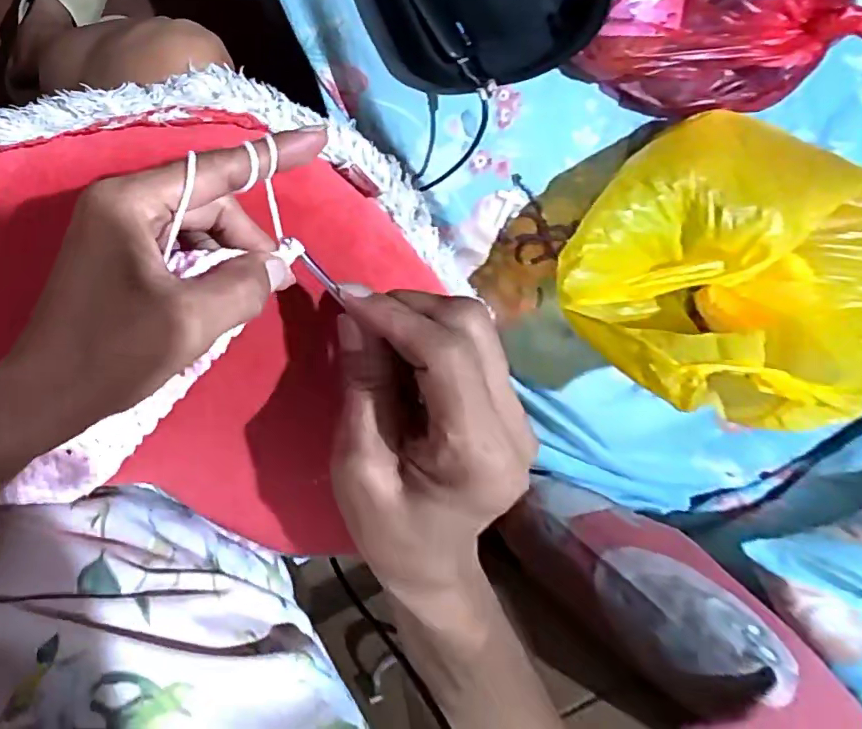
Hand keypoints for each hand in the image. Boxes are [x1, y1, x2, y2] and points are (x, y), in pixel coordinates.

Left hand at [0, 127, 326, 446]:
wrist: (40, 395)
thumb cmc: (109, 354)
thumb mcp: (189, 321)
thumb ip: (243, 284)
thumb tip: (274, 266)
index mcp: (129, 201)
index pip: (214, 169)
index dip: (269, 155)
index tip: (318, 136)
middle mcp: (116, 202)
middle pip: (202, 202)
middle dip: (242, 237)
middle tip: (272, 280)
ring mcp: (108, 227)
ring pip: (187, 226)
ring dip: (221, 256)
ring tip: (244, 295)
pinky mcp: (108, 254)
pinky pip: (167, 246)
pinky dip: (196, 267)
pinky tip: (212, 297)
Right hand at [330, 290, 536, 608]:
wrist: (432, 566)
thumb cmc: (386, 528)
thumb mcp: (357, 464)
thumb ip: (362, 386)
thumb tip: (353, 316)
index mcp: (476, 450)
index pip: (446, 352)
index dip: (393, 314)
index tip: (343, 296)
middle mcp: (513, 424)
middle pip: (471, 326)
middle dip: (408, 305)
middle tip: (357, 312)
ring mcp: (517, 413)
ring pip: (475, 326)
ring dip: (418, 312)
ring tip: (373, 326)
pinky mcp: (507, 405)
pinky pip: (471, 343)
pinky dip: (428, 328)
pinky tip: (396, 345)